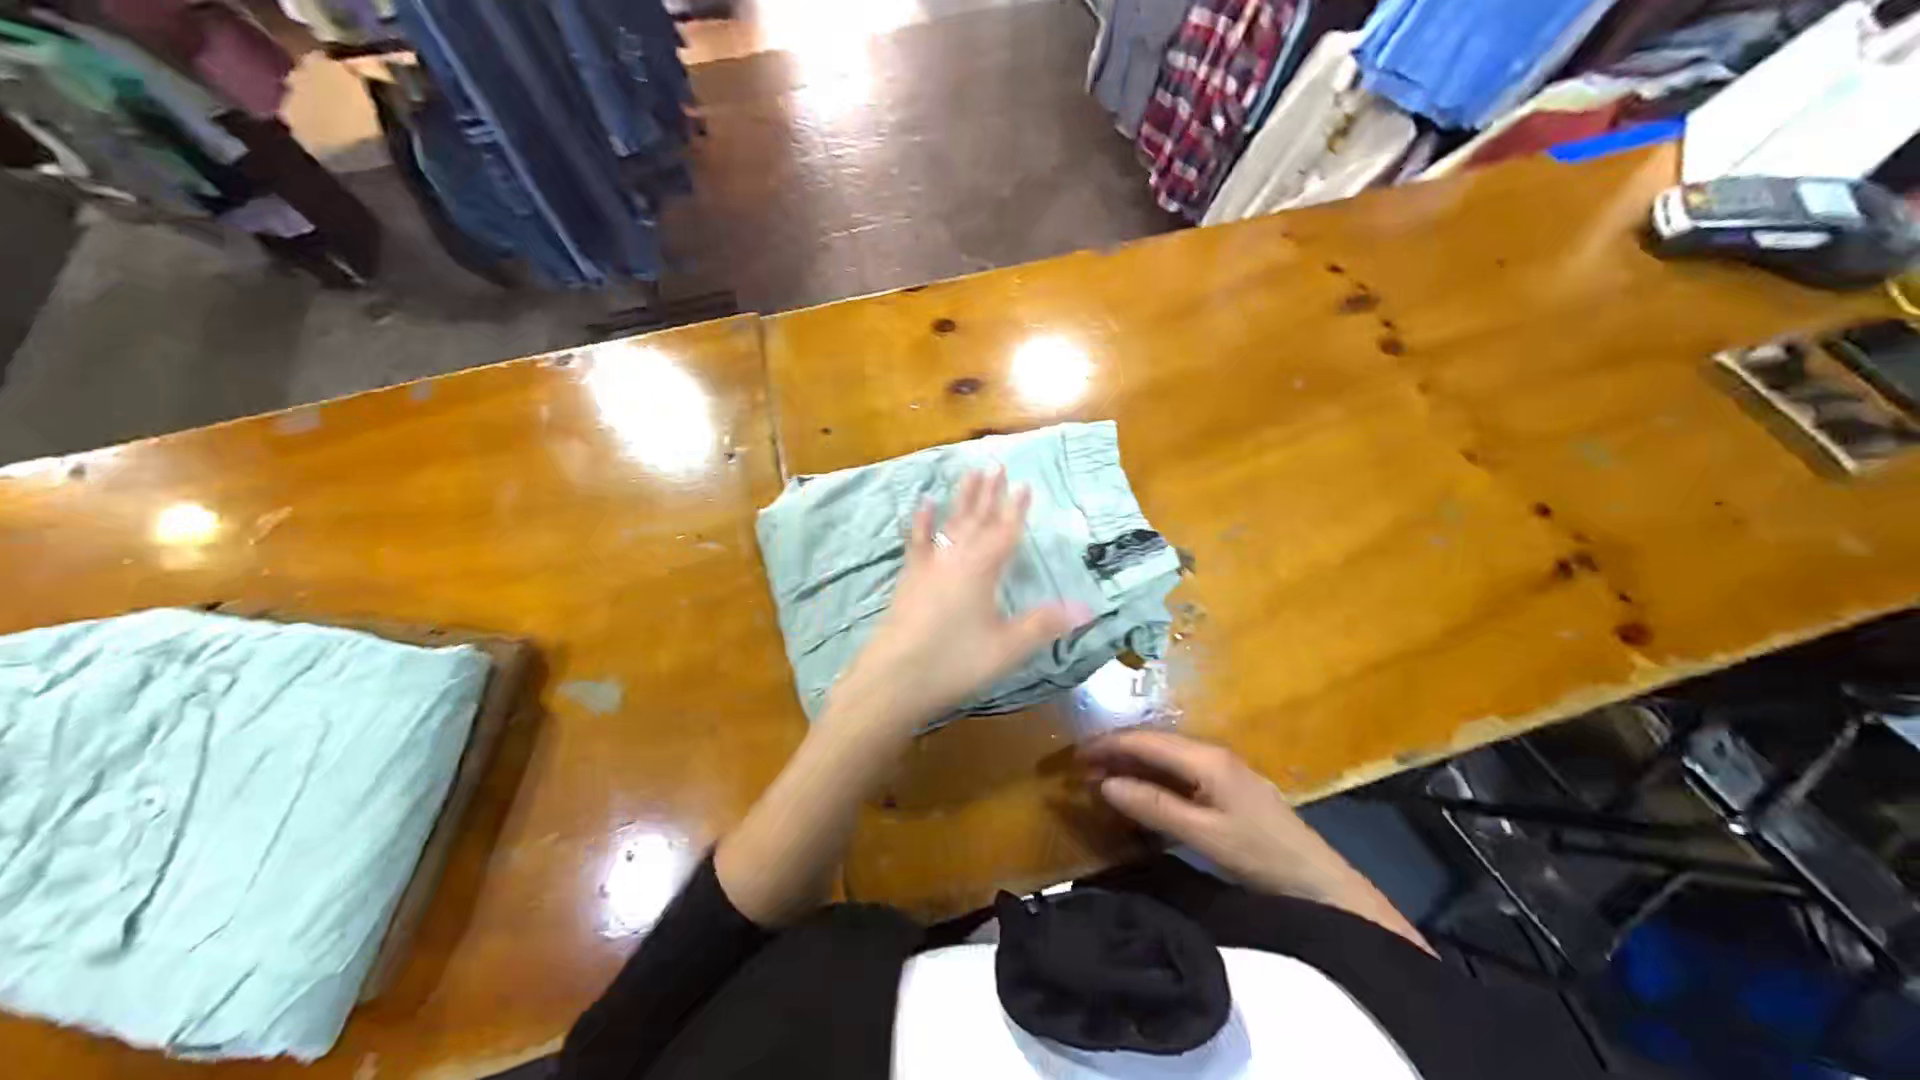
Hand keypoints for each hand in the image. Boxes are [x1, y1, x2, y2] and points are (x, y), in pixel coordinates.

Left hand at [831, 467, 1087, 730]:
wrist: (894, 677)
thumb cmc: (955, 661)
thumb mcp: (1007, 647)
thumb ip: (1044, 624)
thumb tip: (1087, 607)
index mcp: (983, 569)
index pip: (1006, 531)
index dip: (1017, 509)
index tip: (1025, 483)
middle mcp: (956, 557)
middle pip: (977, 519)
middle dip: (990, 492)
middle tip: (996, 463)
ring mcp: (929, 565)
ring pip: (950, 523)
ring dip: (962, 498)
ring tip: (970, 472)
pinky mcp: (909, 577)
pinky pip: (917, 540)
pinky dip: (922, 521)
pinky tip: (924, 504)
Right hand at [1079, 731, 1351, 901]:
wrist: (1318, 882)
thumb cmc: (1259, 855)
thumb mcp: (1202, 834)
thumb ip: (1153, 806)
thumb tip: (1106, 783)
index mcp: (1206, 758)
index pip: (1145, 740)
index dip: (1108, 746)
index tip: (1075, 757)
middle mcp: (1212, 753)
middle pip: (1154, 743)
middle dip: (1116, 752)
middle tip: (1082, 769)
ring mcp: (1221, 768)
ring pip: (1165, 756)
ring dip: (1132, 764)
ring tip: (1102, 779)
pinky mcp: (1226, 786)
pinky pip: (1178, 771)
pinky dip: (1152, 777)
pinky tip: (1139, 791)